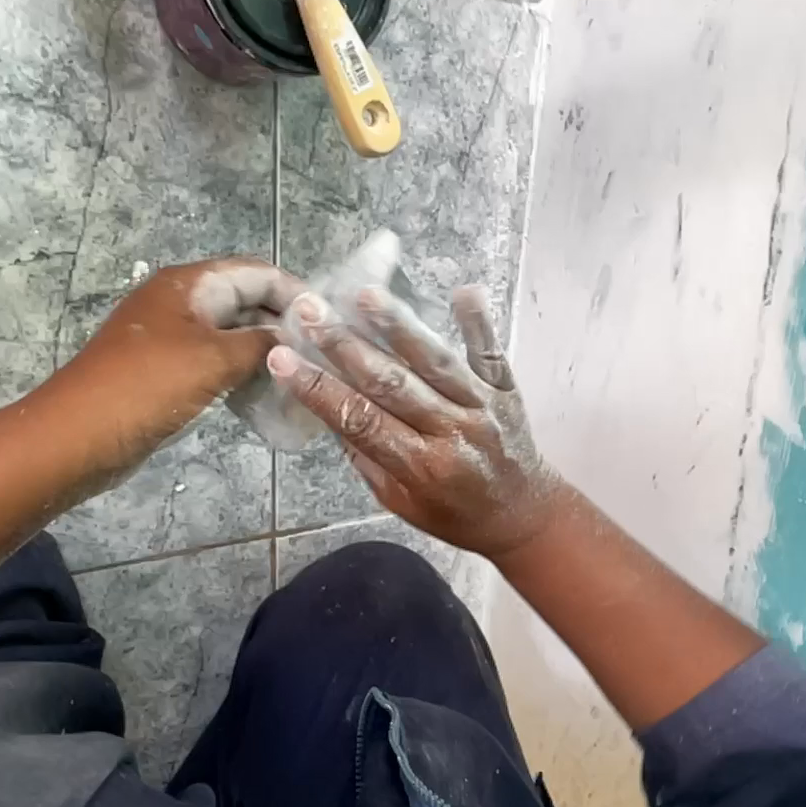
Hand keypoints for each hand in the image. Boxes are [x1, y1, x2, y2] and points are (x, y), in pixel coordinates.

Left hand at [42, 258, 304, 468]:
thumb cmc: (147, 388)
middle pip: (247, 301)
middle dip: (285, 324)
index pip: (258, 272)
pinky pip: (218, 362)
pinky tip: (269, 395)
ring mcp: (175, 338)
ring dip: (267, 352)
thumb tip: (295, 340)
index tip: (330, 324)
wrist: (78, 438)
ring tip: (303, 376)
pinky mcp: (170, 371)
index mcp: (190, 285)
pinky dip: (244, 373)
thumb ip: (262, 343)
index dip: (296, 292)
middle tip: (323, 355)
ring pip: (234, 335)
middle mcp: (183, 302)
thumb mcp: (214, 360)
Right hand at [268, 284, 569, 557]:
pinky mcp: (504, 388)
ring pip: (435, 361)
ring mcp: (481, 406)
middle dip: (344, 345)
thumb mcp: (399, 501)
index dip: (318, 389)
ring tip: (366, 294)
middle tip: (308, 310)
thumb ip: (366, 456)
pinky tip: (464, 290)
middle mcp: (450, 432)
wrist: (524, 516)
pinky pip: (489, 352)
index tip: (281, 357)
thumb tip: (327, 408)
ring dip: (399, 326)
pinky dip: (477, 322)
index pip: (360, 421)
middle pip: (392, 384)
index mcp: (420, 467)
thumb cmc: (453, 513)